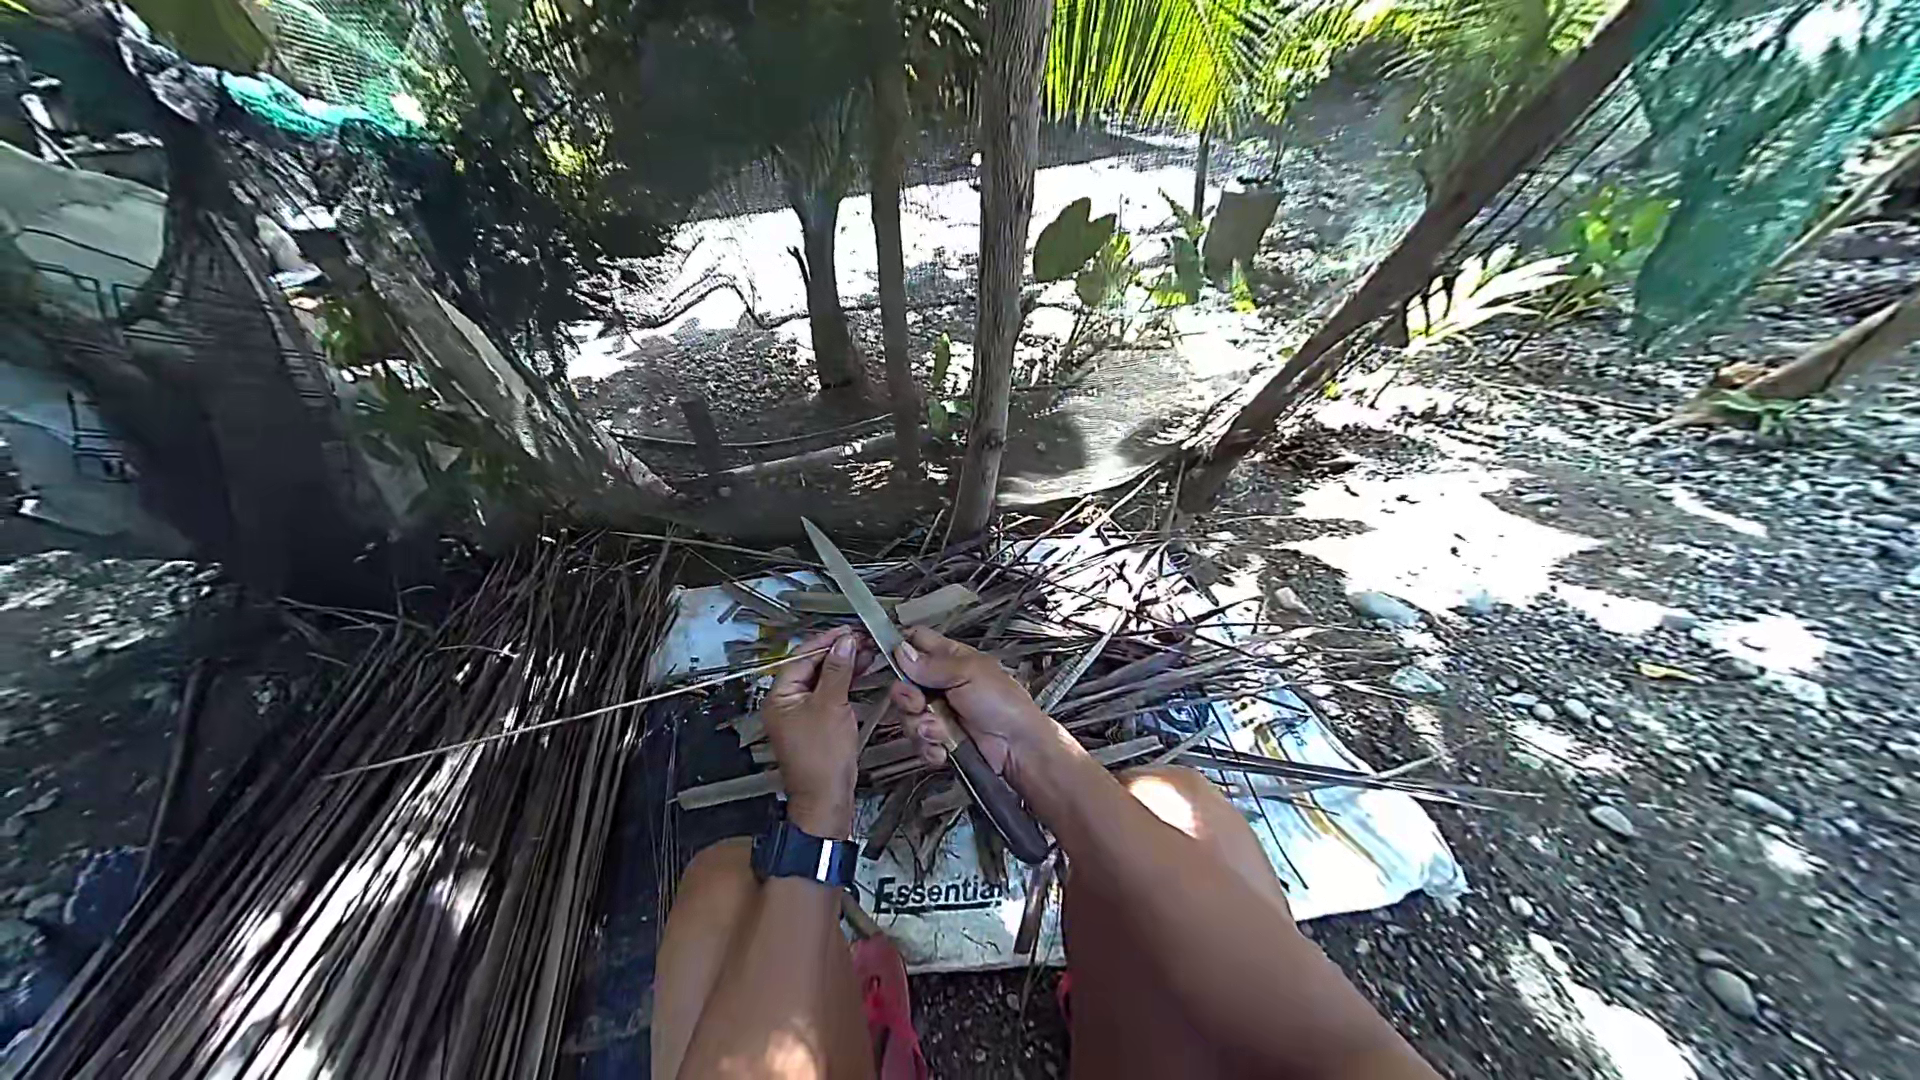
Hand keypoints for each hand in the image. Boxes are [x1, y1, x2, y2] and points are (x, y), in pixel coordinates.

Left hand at [762, 626, 869, 837]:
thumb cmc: (822, 758)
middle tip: (861, 639)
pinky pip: (830, 692)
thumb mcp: (831, 705)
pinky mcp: (818, 721)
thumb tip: (844, 642)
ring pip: (823, 678)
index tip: (848, 631)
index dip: (826, 641)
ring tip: (867, 650)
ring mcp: (802, 712)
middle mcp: (787, 702)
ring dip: (844, 664)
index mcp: (779, 696)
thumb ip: (837, 670)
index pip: (801, 657)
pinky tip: (862, 670)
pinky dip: (845, 680)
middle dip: (837, 651)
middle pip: (811, 665)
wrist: (828, 798)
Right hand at [886, 626, 1060, 783]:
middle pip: (902, 684)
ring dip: (921, 726)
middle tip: (920, 703)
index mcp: (949, 658)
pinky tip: (944, 745)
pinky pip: (917, 741)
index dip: (899, 647)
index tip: (888, 657)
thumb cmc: (1006, 704)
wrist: (1018, 748)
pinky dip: (929, 747)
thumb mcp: (970, 673)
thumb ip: (933, 664)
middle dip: (906, 697)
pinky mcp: (938, 738)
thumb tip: (902, 651)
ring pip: (907, 716)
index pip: (915, 642)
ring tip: (940, 729)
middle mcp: (940, 684)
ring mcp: (938, 712)